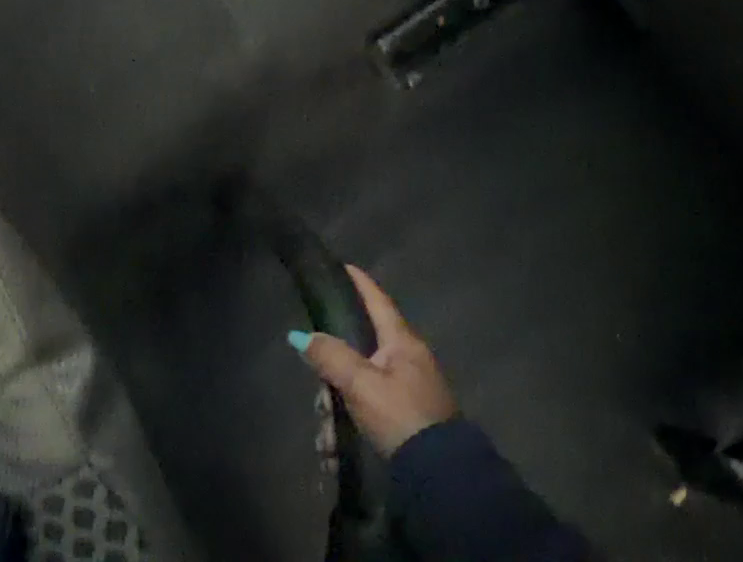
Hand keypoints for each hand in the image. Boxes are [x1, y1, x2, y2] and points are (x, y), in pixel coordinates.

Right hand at [290, 265, 456, 456]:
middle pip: (359, 350)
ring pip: (357, 386)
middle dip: (332, 372)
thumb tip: (300, 335)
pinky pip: (366, 411)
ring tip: (327, 438)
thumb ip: (330, 356)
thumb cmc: (401, 415)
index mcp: (402, 343)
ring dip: (337, 408)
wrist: (441, 476)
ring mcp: (408, 391)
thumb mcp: (360, 383)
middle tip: (319, 395)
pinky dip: (348, 427)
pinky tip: (335, 451)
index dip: (360, 283)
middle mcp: (408, 361)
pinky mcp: (405, 419)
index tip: (343, 266)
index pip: (378, 301)